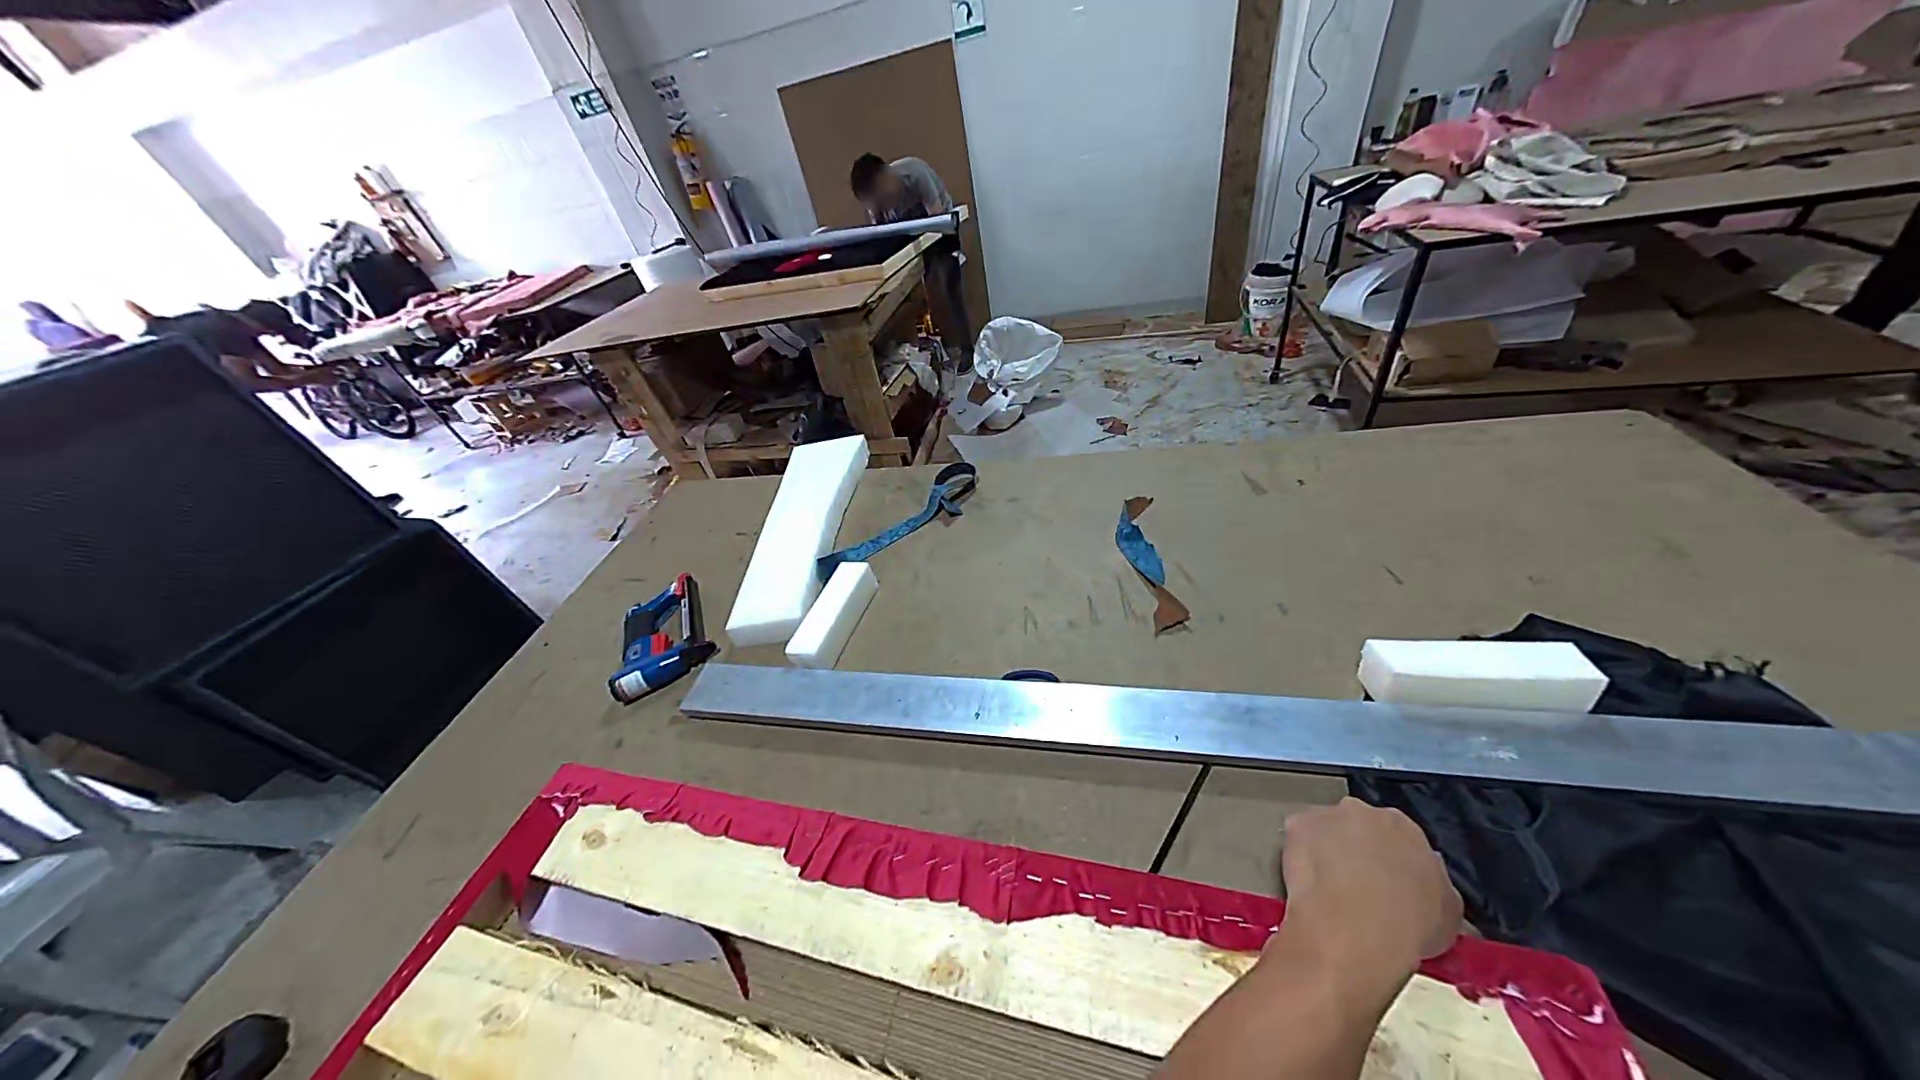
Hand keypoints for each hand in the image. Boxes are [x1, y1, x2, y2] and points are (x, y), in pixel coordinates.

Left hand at [1275, 798, 1462, 979]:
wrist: (1357, 926)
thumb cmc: (1411, 923)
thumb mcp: (1447, 910)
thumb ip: (1435, 884)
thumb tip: (1427, 880)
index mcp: (1404, 826)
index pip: (1395, 835)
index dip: (1388, 859)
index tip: (1384, 879)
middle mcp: (1363, 810)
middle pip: (1357, 825)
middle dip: (1355, 847)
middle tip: (1354, 880)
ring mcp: (1326, 814)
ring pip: (1324, 829)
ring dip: (1325, 848)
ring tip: (1327, 884)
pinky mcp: (1297, 824)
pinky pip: (1298, 837)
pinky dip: (1300, 854)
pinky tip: (1307, 879)